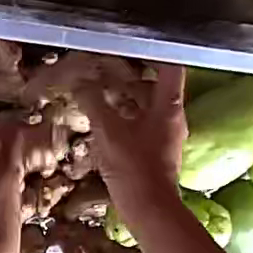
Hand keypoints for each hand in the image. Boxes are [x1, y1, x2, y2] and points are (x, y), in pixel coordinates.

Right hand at [72, 61, 185, 210]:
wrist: (149, 210)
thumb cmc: (133, 167)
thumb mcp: (108, 131)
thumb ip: (93, 103)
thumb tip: (80, 83)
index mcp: (169, 107)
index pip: (170, 65)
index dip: (154, 49)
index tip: (134, 42)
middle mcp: (172, 118)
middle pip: (156, 87)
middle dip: (132, 76)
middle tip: (108, 66)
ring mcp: (165, 137)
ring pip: (147, 109)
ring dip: (126, 99)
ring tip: (101, 92)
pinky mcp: (155, 154)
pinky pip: (141, 127)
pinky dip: (125, 119)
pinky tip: (105, 122)